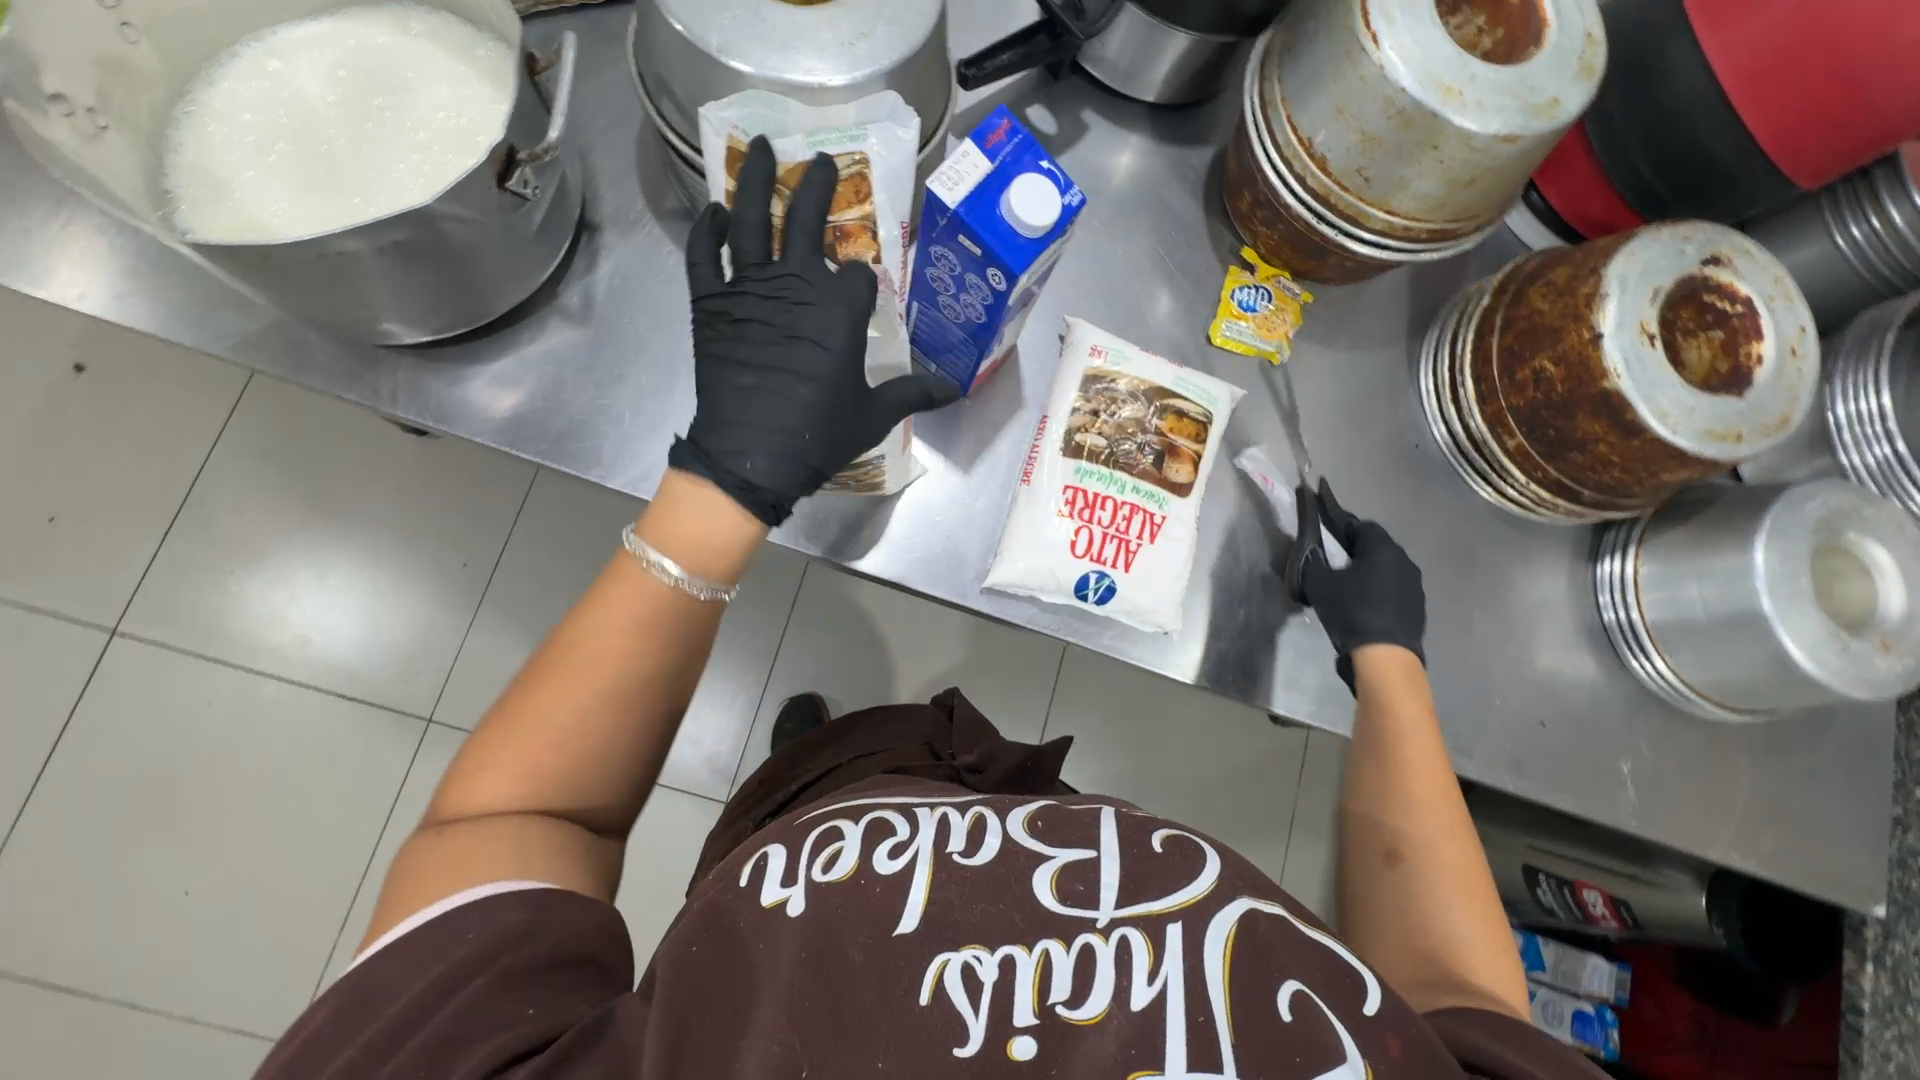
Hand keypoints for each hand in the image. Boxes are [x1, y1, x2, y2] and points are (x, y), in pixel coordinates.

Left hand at [669, 135, 959, 526]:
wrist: (751, 456)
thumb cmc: (817, 436)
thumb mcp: (874, 415)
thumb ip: (913, 393)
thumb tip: (955, 389)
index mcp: (841, 311)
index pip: (857, 273)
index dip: (861, 278)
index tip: (860, 288)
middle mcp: (797, 286)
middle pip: (809, 221)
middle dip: (819, 187)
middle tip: (822, 161)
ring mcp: (750, 290)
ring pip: (752, 221)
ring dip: (756, 181)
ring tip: (761, 147)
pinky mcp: (712, 304)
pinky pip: (704, 257)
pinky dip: (707, 232)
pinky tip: (715, 211)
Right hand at [1298, 479, 1425, 692]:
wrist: (1384, 656)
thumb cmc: (1350, 611)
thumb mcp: (1319, 583)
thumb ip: (1314, 561)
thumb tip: (1311, 550)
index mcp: (1381, 548)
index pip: (1361, 525)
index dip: (1342, 531)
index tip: (1327, 543)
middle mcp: (1404, 560)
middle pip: (1377, 546)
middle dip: (1356, 552)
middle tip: (1334, 567)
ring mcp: (1415, 584)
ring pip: (1388, 568)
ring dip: (1371, 573)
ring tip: (1350, 590)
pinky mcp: (1418, 606)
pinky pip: (1395, 589)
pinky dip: (1381, 592)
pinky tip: (1365, 608)